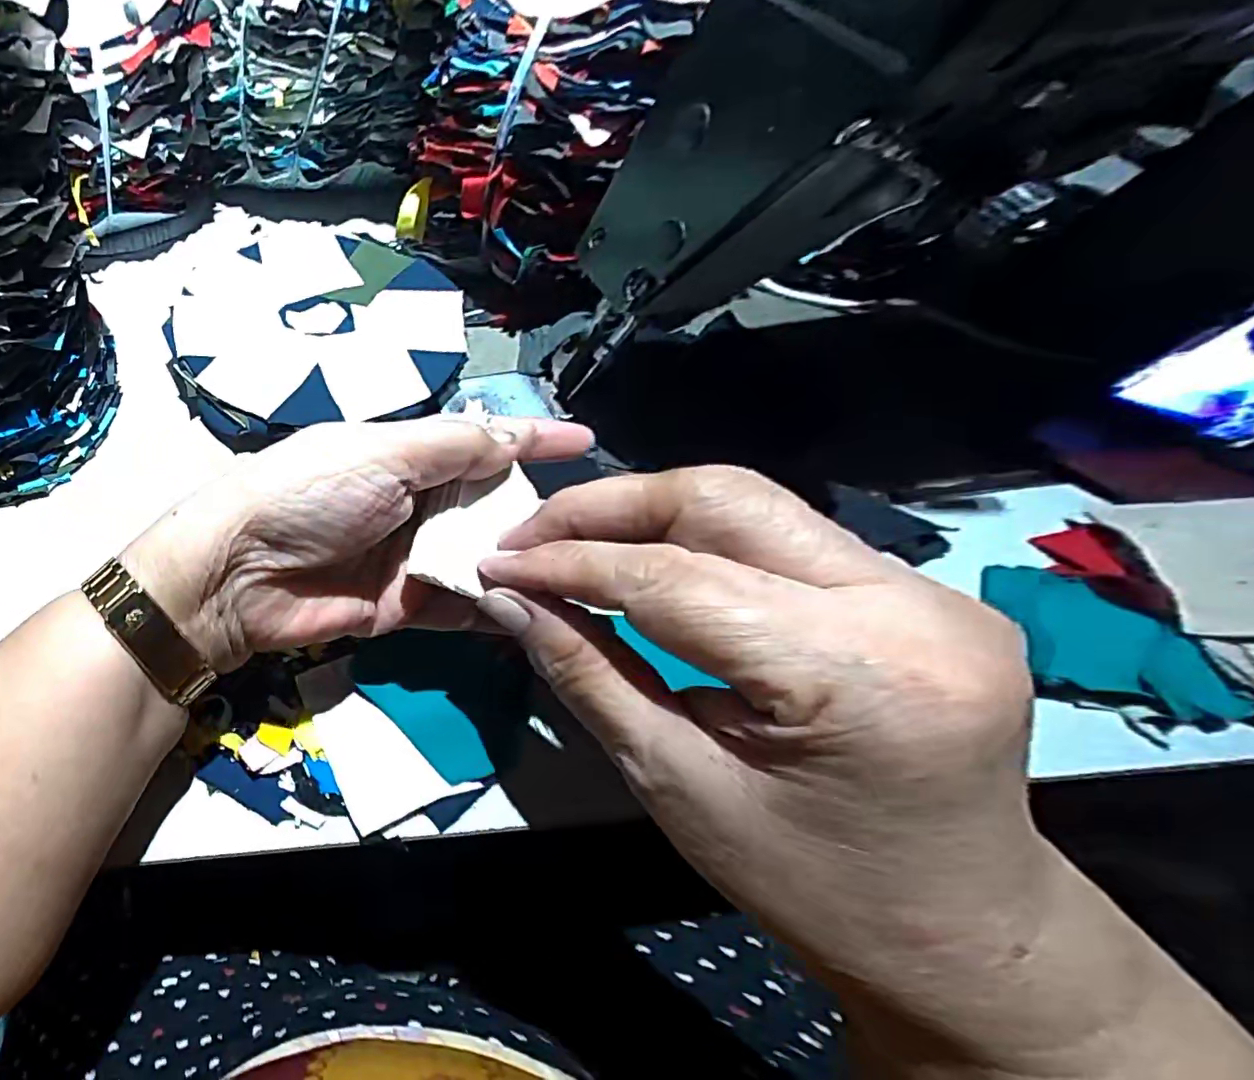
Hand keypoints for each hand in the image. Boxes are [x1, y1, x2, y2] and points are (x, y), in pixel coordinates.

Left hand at [121, 415, 593, 671]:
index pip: (477, 442)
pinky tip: (533, 608)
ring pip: (478, 556)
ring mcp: (407, 556)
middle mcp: (410, 502)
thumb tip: (513, 432)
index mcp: (403, 454)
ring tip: (576, 569)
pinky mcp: (400, 606)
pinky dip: (491, 606)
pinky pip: (457, 605)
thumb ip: (451, 446)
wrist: (239, 574)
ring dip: (518, 563)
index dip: (529, 440)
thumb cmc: (308, 495)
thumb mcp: (381, 454)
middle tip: (590, 525)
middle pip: (486, 504)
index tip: (583, 441)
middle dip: (532, 512)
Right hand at [475, 467, 1070, 1064]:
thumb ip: (584, 673)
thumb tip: (508, 600)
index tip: (495, 564)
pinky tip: (633, 561)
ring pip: (747, 503)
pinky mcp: (910, 590)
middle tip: (526, 537)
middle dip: (603, 508)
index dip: (568, 563)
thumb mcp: (671, 780)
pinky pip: (771, 535)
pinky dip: (685, 537)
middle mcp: (908, 605)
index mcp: (856, 675)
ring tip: (565, 543)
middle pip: (721, 499)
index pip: (673, 578)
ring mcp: (922, 589)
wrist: (959, 933)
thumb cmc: (807, 882)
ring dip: (640, 514)